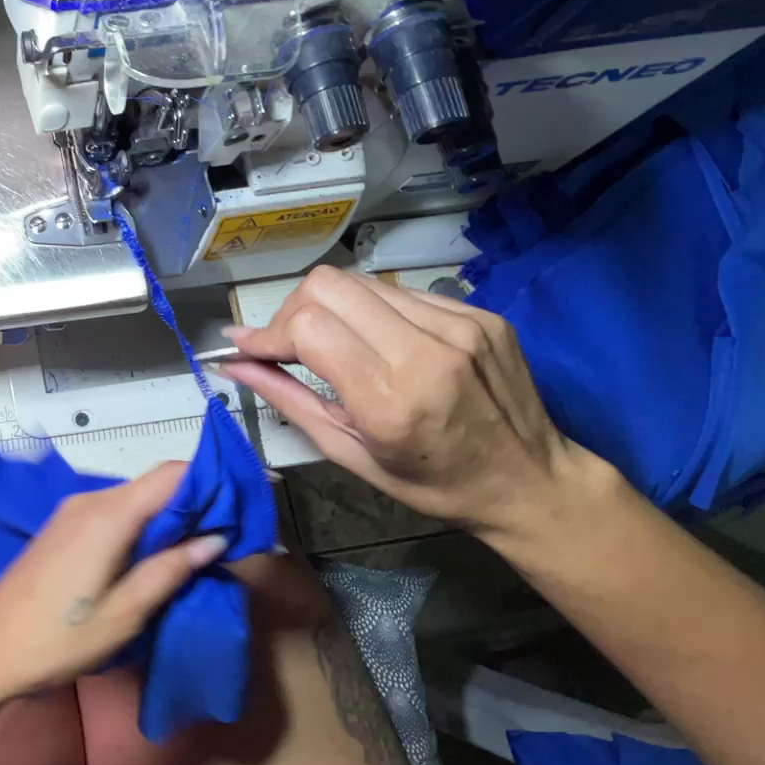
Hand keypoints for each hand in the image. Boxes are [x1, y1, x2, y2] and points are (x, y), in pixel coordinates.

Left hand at [0, 463, 231, 705]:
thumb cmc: (57, 640)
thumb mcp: (124, 614)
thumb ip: (169, 570)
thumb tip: (214, 538)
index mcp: (106, 515)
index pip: (170, 474)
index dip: (211, 480)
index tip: (246, 500)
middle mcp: (87, 501)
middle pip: (153, 484)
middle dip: (195, 502)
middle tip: (233, 533)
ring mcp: (69, 513)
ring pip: (134, 499)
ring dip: (169, 517)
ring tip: (203, 548)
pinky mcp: (60, 529)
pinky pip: (112, 513)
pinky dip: (142, 525)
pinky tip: (158, 554)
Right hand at [214, 266, 614, 542]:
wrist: (531, 481)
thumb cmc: (430, 482)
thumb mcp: (346, 452)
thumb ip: (286, 399)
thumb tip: (232, 362)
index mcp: (391, 399)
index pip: (308, 327)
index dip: (268, 333)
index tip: (250, 350)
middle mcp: (426, 351)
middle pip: (328, 287)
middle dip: (292, 312)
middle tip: (288, 346)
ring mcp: (459, 325)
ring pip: (360, 282)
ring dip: (330, 308)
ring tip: (331, 343)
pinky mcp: (478, 313)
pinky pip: (399, 292)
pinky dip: (371, 311)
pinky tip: (377, 342)